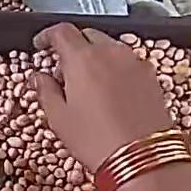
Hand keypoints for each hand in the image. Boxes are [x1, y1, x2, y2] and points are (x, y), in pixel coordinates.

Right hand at [29, 23, 175, 170]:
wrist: (143, 158)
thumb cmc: (98, 140)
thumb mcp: (59, 118)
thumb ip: (45, 91)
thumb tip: (39, 78)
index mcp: (83, 59)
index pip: (61, 31)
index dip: (47, 35)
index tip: (41, 45)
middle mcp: (111, 53)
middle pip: (87, 35)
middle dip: (72, 46)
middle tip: (62, 69)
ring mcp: (134, 62)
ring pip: (110, 47)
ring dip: (95, 56)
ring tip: (87, 83)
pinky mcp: (151, 76)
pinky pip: (127, 62)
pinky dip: (115, 68)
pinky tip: (110, 92)